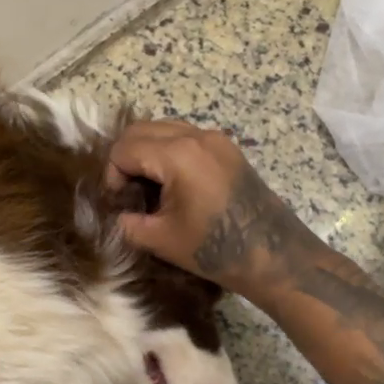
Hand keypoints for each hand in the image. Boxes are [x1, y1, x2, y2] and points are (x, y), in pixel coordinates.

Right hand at [106, 120, 316, 298]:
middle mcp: (195, 135)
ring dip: (146, 152)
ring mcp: (215, 138)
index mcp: (177, 154)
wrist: (272, 254)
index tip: (117, 204)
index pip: (124, 150)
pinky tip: (171, 184)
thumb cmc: (215, 249)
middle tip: (126, 193)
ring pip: (163, 128)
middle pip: (140, 130)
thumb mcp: (160, 240)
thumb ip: (126, 223)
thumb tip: (112, 215)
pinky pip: (185, 136)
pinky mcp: (227, 148)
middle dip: (124, 159)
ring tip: (147, 188)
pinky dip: (168, 151)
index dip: (111, 176)